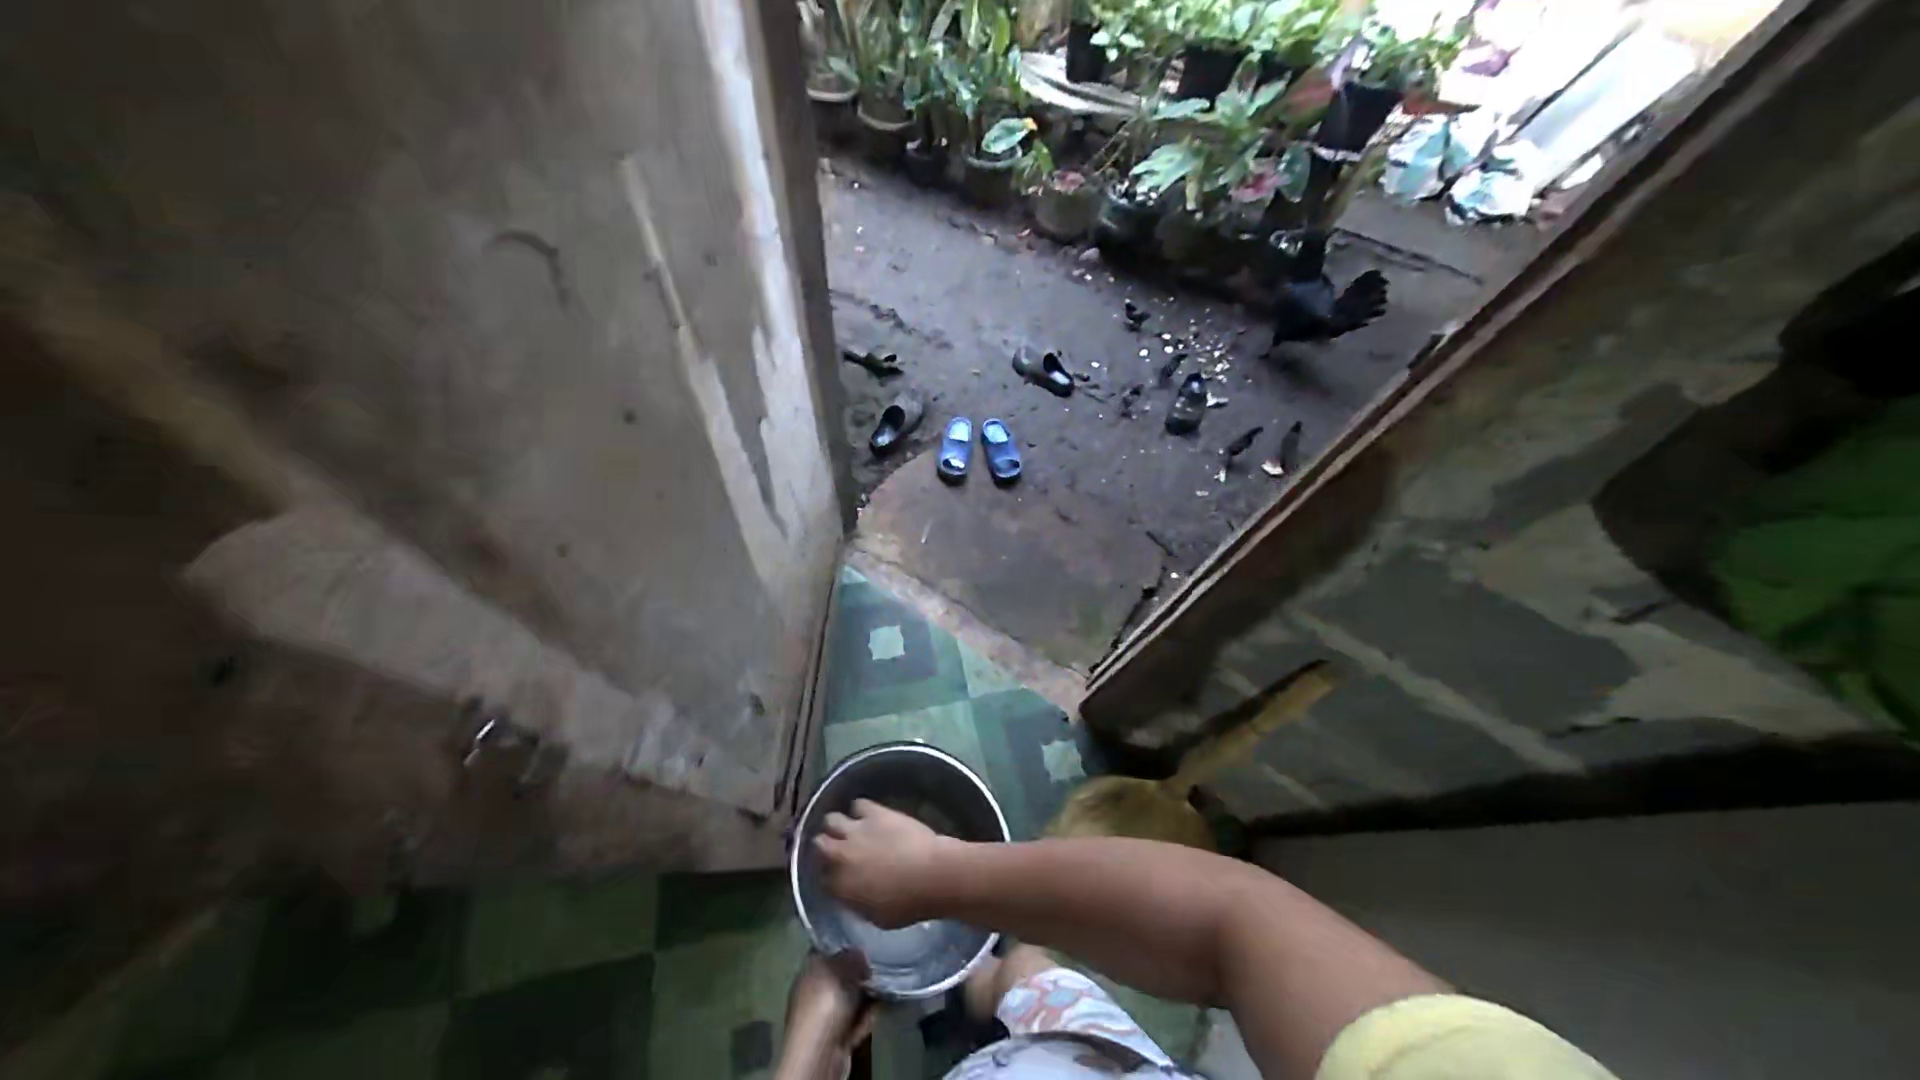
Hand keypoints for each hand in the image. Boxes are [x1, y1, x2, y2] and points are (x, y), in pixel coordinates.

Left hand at [778, 952, 875, 1079]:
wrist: (820, 1056)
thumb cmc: (825, 1005)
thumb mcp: (840, 969)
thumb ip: (852, 956)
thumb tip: (860, 953)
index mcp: (810, 967)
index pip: (829, 948)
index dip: (847, 943)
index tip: (866, 941)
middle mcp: (816, 988)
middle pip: (845, 972)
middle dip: (862, 972)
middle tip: (878, 968)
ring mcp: (826, 1012)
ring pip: (854, 996)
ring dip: (868, 996)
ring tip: (881, 991)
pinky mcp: (838, 1033)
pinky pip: (857, 1018)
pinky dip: (867, 1017)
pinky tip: (874, 1014)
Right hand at [813, 799, 961, 927]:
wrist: (931, 874)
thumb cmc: (908, 904)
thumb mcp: (876, 917)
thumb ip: (856, 902)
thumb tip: (852, 894)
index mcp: (840, 886)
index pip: (820, 878)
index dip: (826, 874)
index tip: (833, 874)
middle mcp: (841, 856)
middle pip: (818, 844)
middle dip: (825, 845)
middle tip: (836, 848)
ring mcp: (856, 831)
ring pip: (831, 819)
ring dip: (838, 824)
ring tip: (848, 828)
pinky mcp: (875, 812)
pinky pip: (858, 804)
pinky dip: (861, 809)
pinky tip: (869, 815)